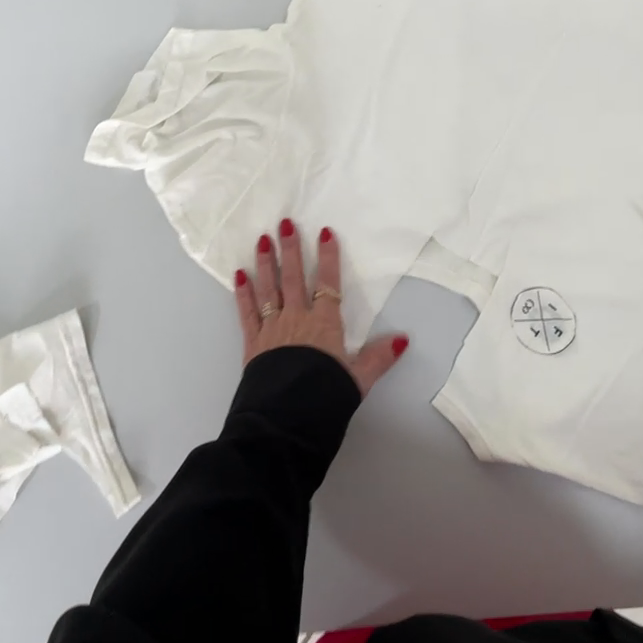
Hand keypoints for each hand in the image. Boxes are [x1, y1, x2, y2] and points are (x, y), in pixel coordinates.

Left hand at [233, 220, 407, 396]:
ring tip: (261, 240)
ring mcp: (272, 328)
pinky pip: (247, 312)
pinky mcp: (253, 342)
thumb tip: (403, 338)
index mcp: (324, 325)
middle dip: (290, 249)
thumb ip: (379, 357)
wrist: (286, 419)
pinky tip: (239, 275)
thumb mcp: (358, 380)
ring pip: (268, 288)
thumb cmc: (324, 397)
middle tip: (284, 223)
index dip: (327, 258)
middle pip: (293, 277)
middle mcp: (296, 318)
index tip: (324, 233)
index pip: (328, 284)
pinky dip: (243, 293)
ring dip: (265, 263)